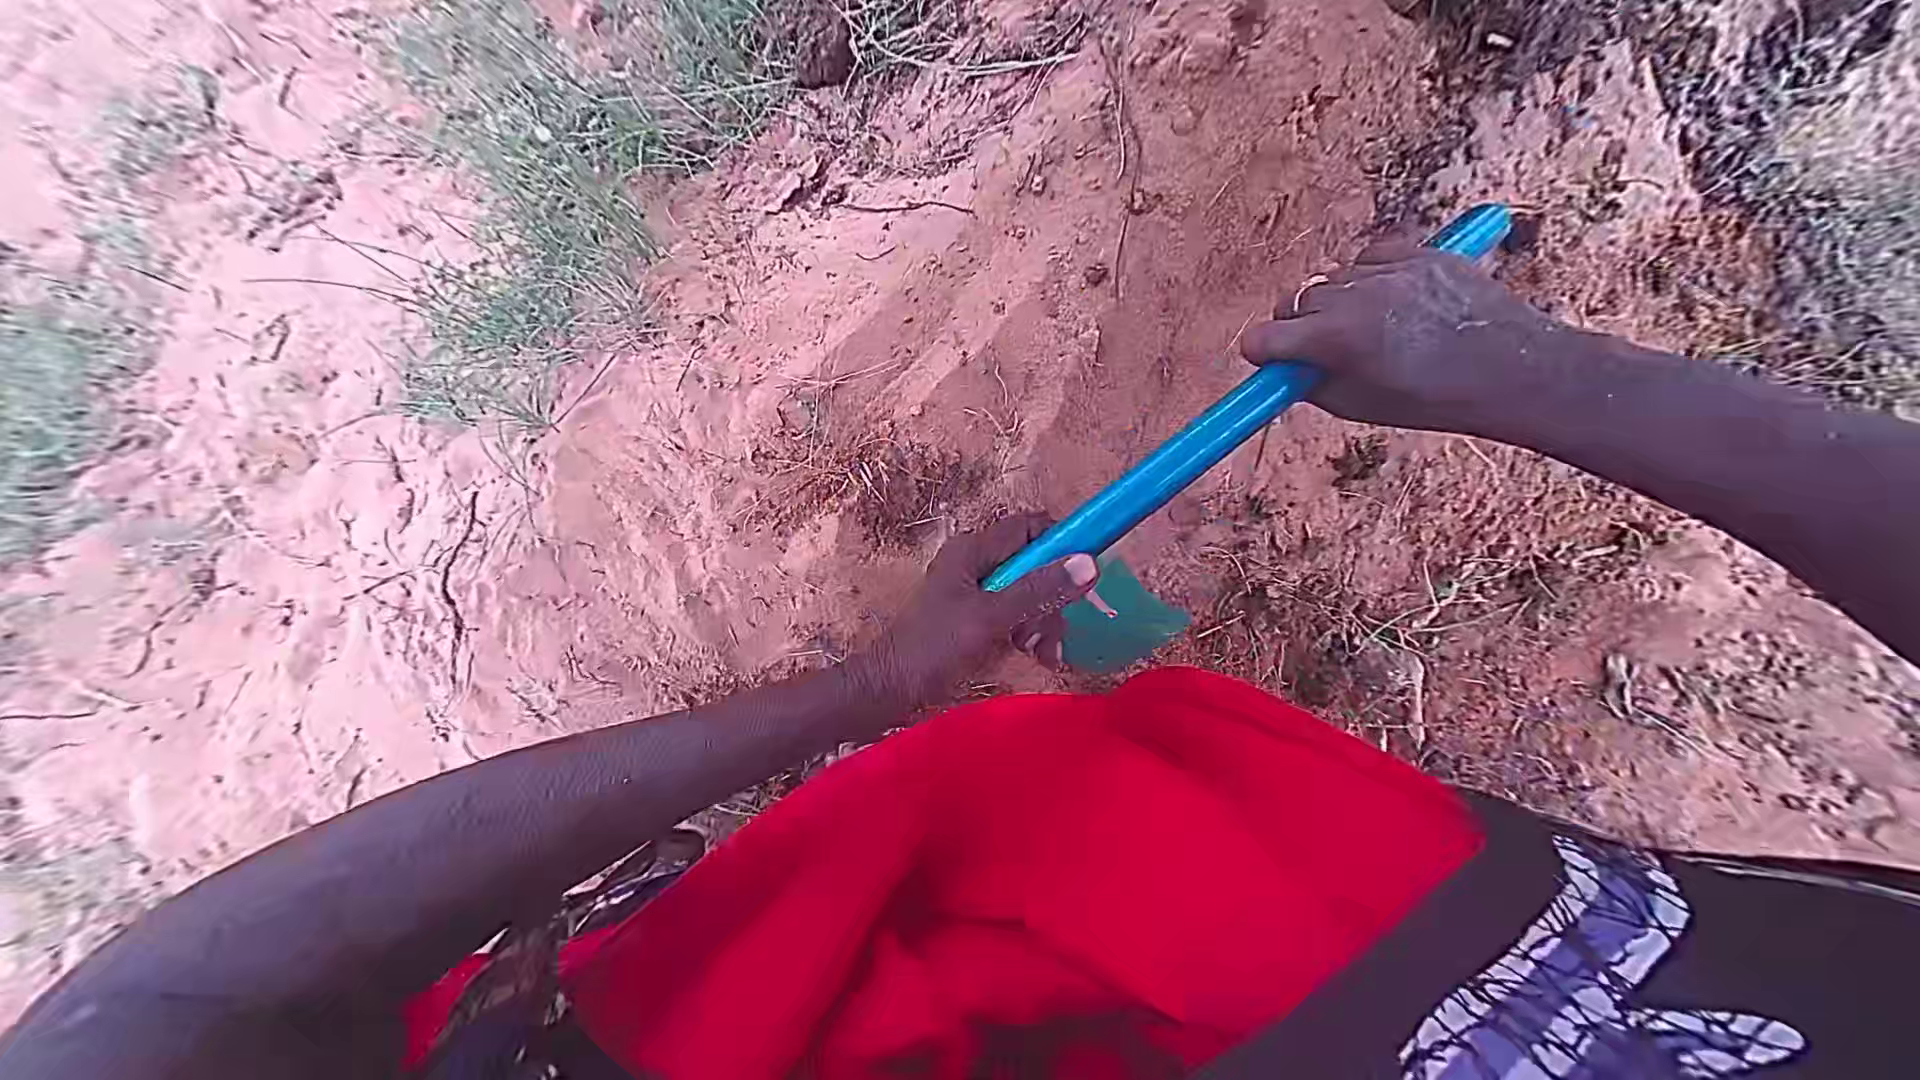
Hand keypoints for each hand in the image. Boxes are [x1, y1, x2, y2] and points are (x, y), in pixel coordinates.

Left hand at [851, 514, 1099, 705]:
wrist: (890, 690)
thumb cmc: (933, 648)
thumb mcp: (989, 617)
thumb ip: (1038, 590)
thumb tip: (1089, 562)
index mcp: (972, 550)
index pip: (1029, 527)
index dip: (1060, 543)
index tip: (1083, 573)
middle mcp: (977, 565)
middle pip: (1036, 565)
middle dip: (1051, 598)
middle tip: (1052, 632)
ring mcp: (978, 594)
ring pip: (1031, 595)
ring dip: (1044, 623)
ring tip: (1042, 653)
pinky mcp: (980, 620)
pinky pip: (1019, 617)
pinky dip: (1032, 635)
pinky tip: (1038, 657)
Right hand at [1239, 238, 1572, 434]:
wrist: (1511, 372)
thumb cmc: (1427, 398)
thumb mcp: (1351, 404)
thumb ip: (1308, 381)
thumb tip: (1285, 366)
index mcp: (1332, 339)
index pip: (1263, 337)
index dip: (1261, 352)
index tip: (1268, 361)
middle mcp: (1353, 298)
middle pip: (1294, 302)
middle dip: (1296, 326)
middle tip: (1316, 347)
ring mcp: (1387, 272)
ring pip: (1330, 279)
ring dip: (1333, 302)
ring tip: (1362, 325)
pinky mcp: (1420, 254)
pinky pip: (1369, 256)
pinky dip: (1366, 275)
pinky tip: (1384, 299)